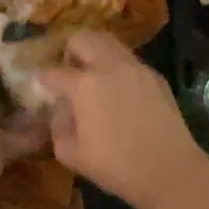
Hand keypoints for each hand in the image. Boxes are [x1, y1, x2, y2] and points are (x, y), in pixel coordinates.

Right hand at [35, 31, 208, 208]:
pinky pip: (128, 61)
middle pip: (83, 38)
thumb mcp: (70, 154)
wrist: (169, 170)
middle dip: (69, 51)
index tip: (38, 85)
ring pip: (109, 43)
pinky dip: (116, 68)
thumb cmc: (115, 166)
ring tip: (92, 80)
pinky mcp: (155, 77)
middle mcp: (110, 67)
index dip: (41, 78)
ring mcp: (136, 68)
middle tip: (68, 73)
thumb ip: (58, 125)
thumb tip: (60, 109)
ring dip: (95, 55)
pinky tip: (117, 93)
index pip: (53, 71)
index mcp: (85, 85)